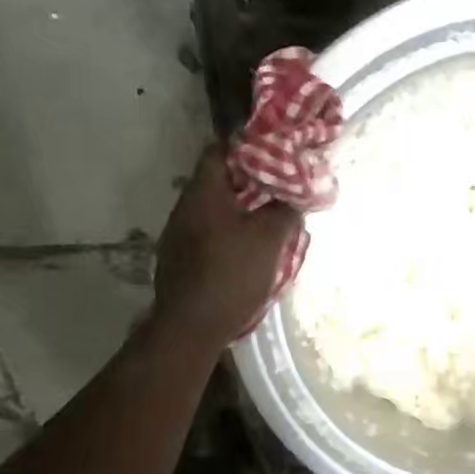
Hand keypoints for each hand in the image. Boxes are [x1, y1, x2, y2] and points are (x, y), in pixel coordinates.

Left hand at [152, 145, 302, 350]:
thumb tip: (297, 194)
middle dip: (250, 181)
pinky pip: (207, 232)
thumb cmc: (232, 274)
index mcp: (203, 193)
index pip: (220, 150)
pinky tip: (247, 248)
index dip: (248, 146)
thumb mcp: (270, 238)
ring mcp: (177, 235)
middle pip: (218, 181)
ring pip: (214, 209)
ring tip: (269, 217)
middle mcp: (184, 207)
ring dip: (240, 209)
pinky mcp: (179, 260)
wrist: (192, 327)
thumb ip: (286, 210)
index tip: (275, 152)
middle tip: (280, 187)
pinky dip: (229, 231)